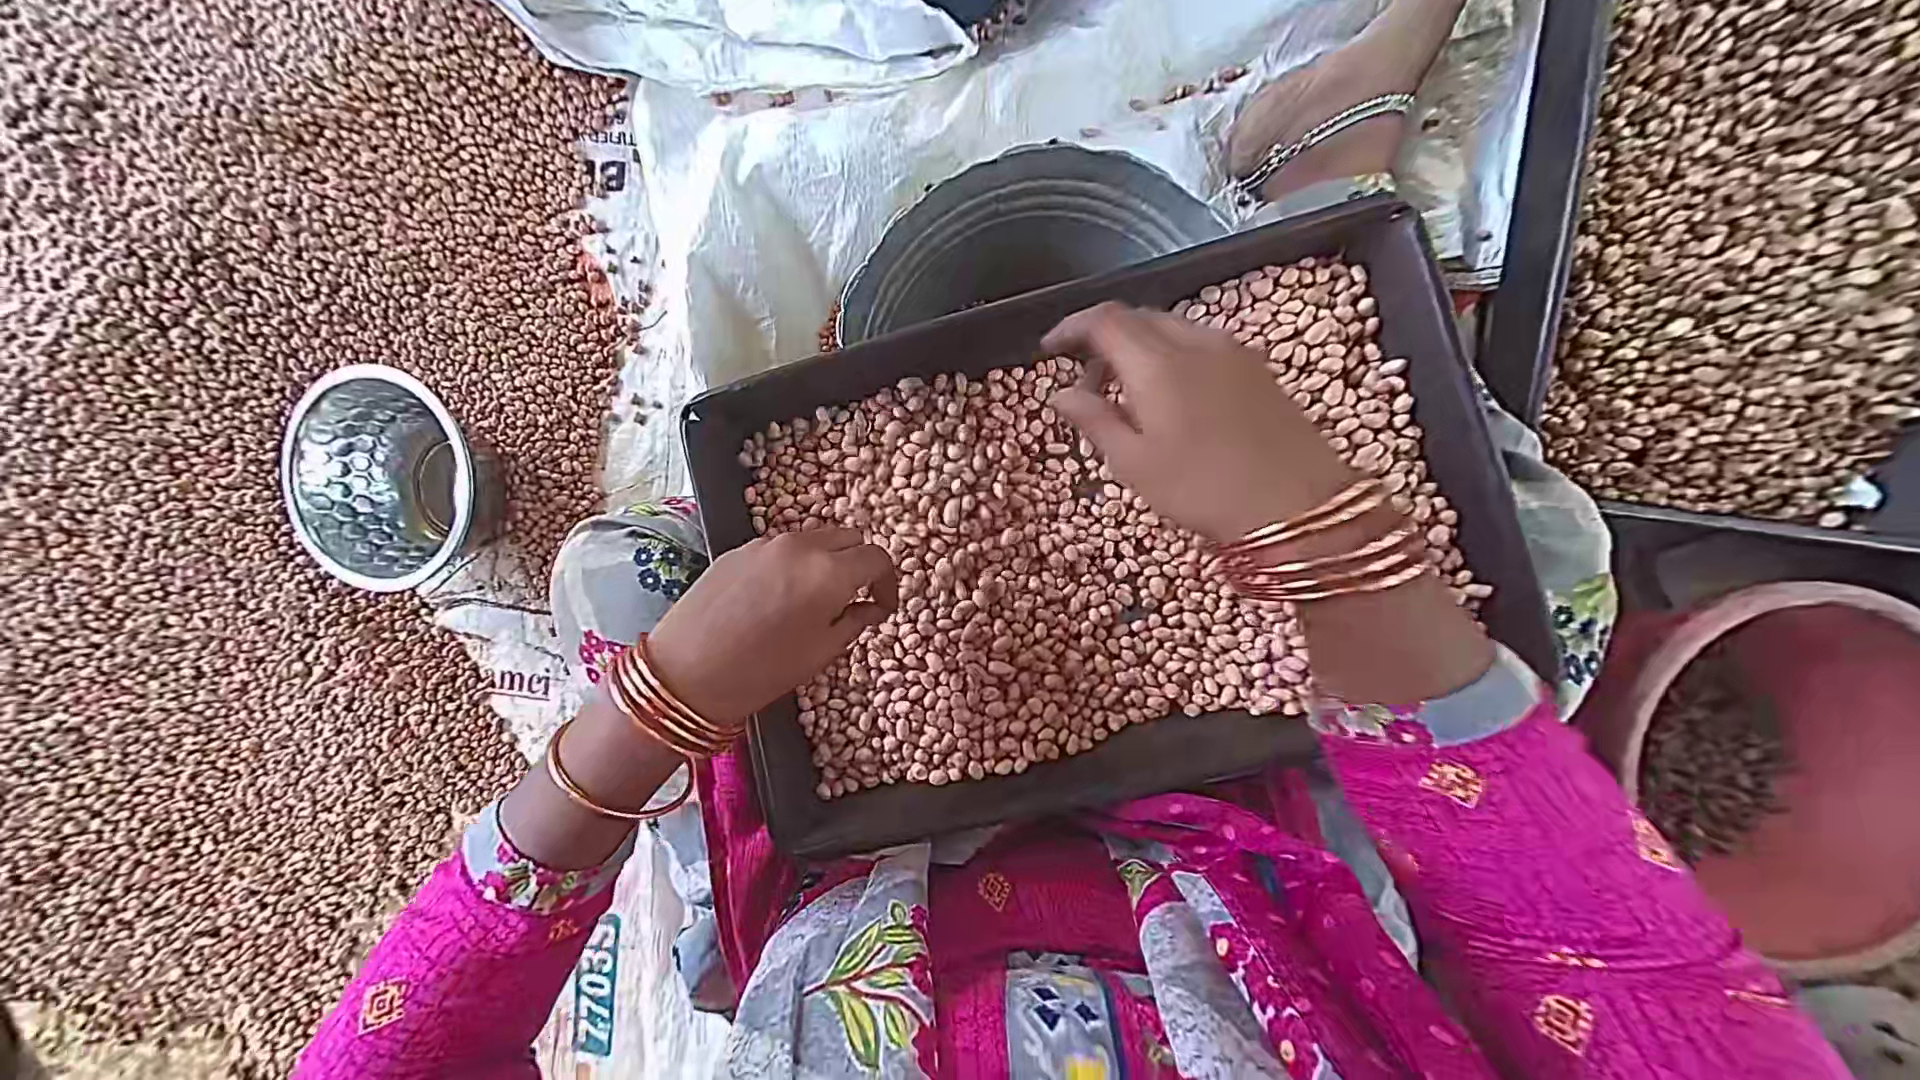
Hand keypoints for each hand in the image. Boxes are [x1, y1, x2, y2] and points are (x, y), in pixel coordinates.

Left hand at [645, 528, 897, 726]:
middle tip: (854, 597)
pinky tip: (779, 596)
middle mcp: (802, 547)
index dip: (887, 582)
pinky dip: (795, 563)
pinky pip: (782, 547)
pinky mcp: (740, 548)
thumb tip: (873, 608)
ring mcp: (767, 543)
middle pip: (850, 538)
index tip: (882, 605)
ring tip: (815, 597)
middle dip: (859, 564)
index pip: (877, 558)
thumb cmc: (761, 670)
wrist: (684, 674)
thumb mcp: (820, 652)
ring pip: (815, 538)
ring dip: (827, 560)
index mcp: (829, 573)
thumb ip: (855, 621)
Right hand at [1044, 302, 1356, 541]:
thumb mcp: (1134, 464)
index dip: (1071, 327)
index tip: (1050, 349)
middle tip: (1085, 383)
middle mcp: (1195, 342)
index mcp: (1157, 364)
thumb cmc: (1202, 489)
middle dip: (1102, 339)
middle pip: (1137, 317)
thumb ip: (1094, 420)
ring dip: (1137, 348)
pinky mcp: (1255, 366)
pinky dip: (1169, 356)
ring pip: (1170, 328)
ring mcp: (1231, 351)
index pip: (1104, 320)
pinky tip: (1169, 397)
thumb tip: (1060, 394)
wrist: (1296, 504)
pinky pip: (1198, 343)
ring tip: (1125, 395)